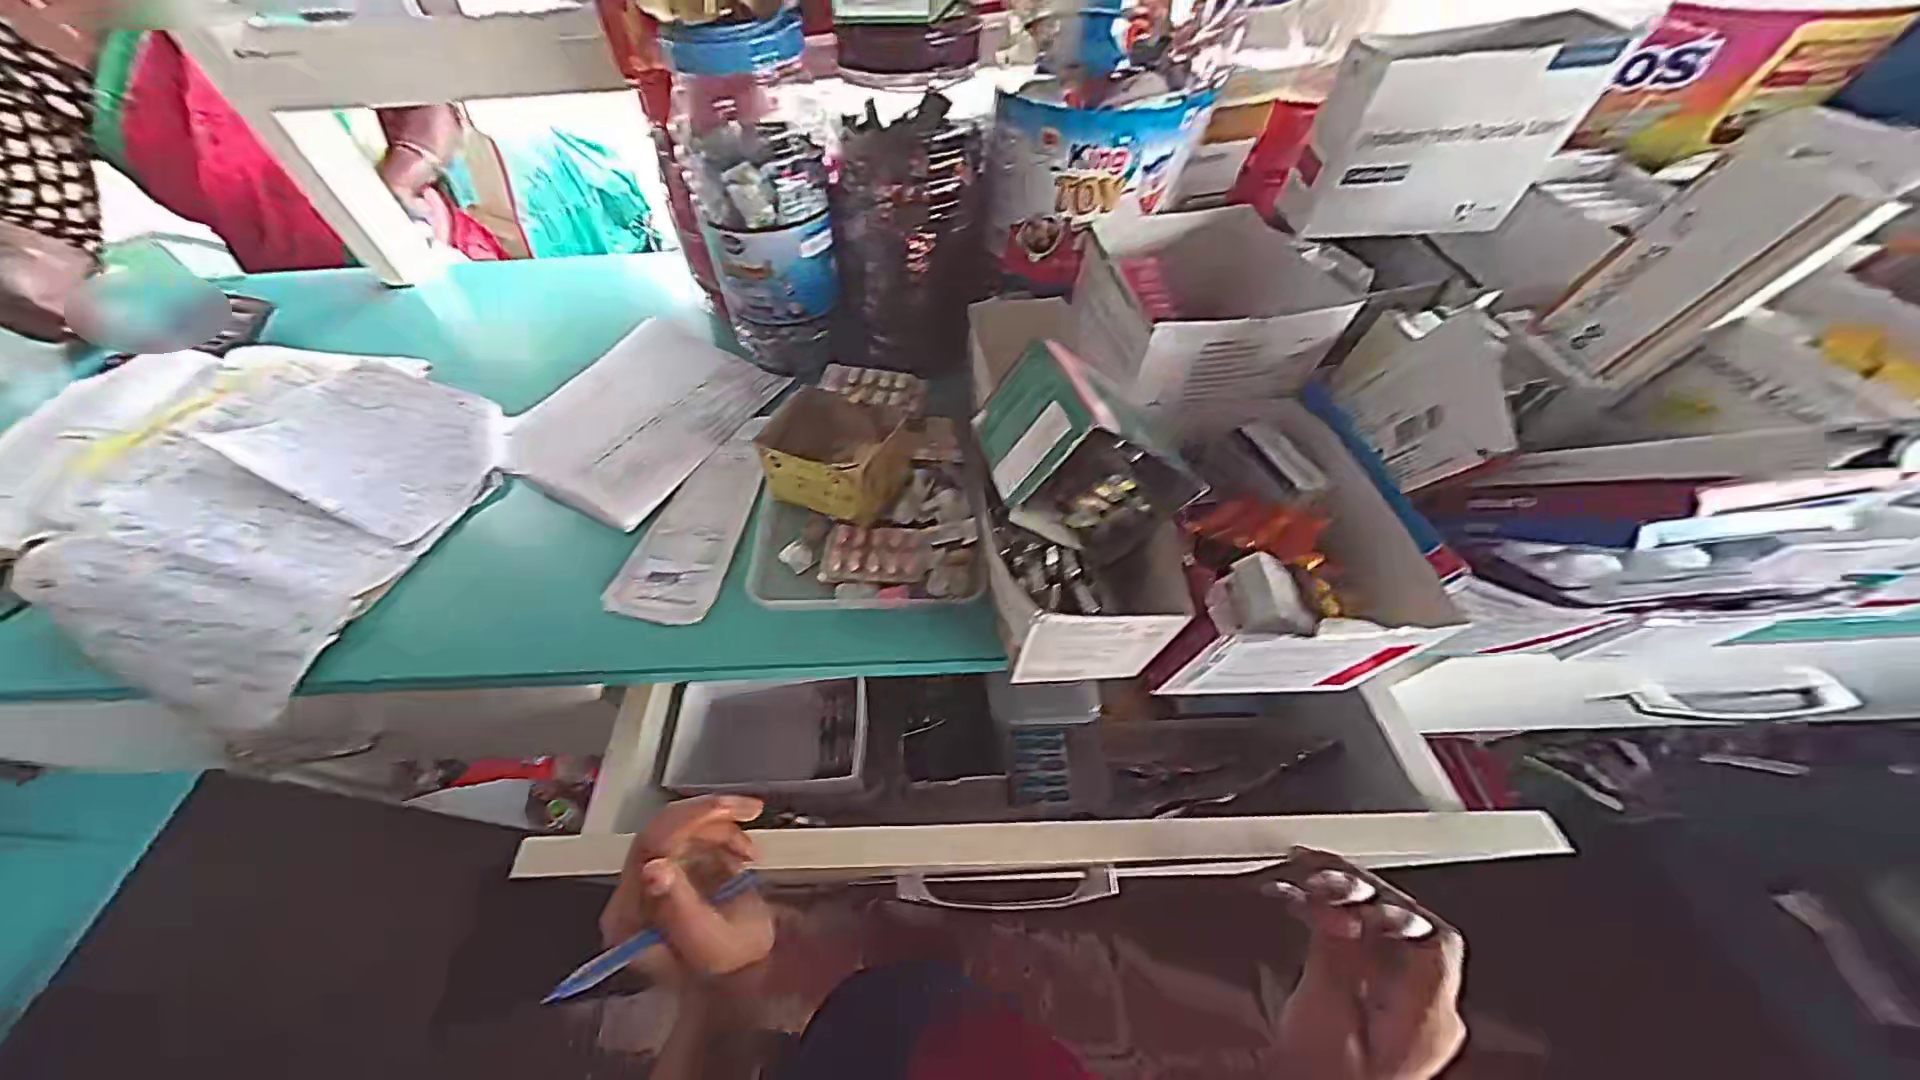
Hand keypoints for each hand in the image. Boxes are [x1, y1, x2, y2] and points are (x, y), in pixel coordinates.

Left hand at [600, 795, 773, 982]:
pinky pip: (697, 830)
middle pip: (664, 829)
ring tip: (750, 853)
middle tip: (749, 809)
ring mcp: (656, 876)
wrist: (748, 967)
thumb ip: (680, 907)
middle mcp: (634, 892)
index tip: (727, 810)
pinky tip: (745, 855)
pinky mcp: (677, 864)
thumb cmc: (729, 962)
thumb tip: (653, 868)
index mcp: (630, 915)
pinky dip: (727, 833)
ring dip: (724, 828)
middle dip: (710, 815)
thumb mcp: (708, 941)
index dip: (687, 821)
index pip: (648, 847)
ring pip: (684, 824)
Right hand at [1271, 848, 1466, 1079]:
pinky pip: (1358, 956)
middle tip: (1314, 871)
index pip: (1434, 938)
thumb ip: (1333, 952)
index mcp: (1428, 1016)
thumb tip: (1336, 903)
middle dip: (1357, 894)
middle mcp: (1424, 1015)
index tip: (1346, 881)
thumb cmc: (1328, 1077)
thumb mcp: (1326, 1011)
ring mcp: (1399, 1018)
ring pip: (1377, 940)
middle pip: (1402, 933)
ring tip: (1299, 884)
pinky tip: (1297, 912)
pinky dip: (1327, 928)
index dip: (1391, 902)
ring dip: (1337, 906)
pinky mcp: (1372, 1017)